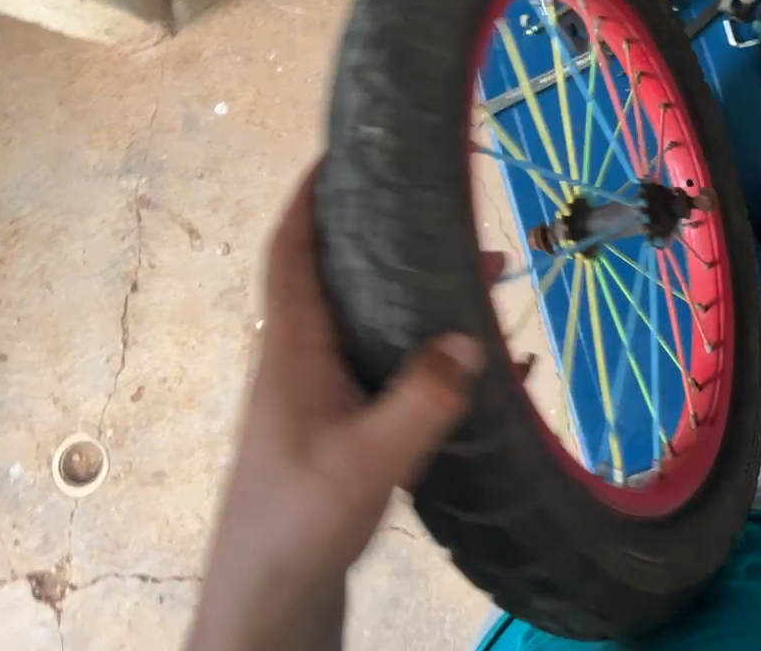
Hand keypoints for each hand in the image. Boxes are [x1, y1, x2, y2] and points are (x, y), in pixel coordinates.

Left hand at [189, 165, 485, 650]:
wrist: (269, 604)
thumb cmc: (296, 523)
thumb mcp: (365, 462)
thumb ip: (420, 402)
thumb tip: (474, 338)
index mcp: (293, 348)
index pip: (290, 252)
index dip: (308, 198)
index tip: (342, 155)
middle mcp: (307, 358)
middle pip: (345, 275)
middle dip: (394, 237)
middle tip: (451, 216)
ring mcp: (328, 392)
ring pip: (378, 318)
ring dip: (426, 291)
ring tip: (490, 274)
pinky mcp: (350, 422)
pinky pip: (398, 364)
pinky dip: (439, 348)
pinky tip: (491, 359)